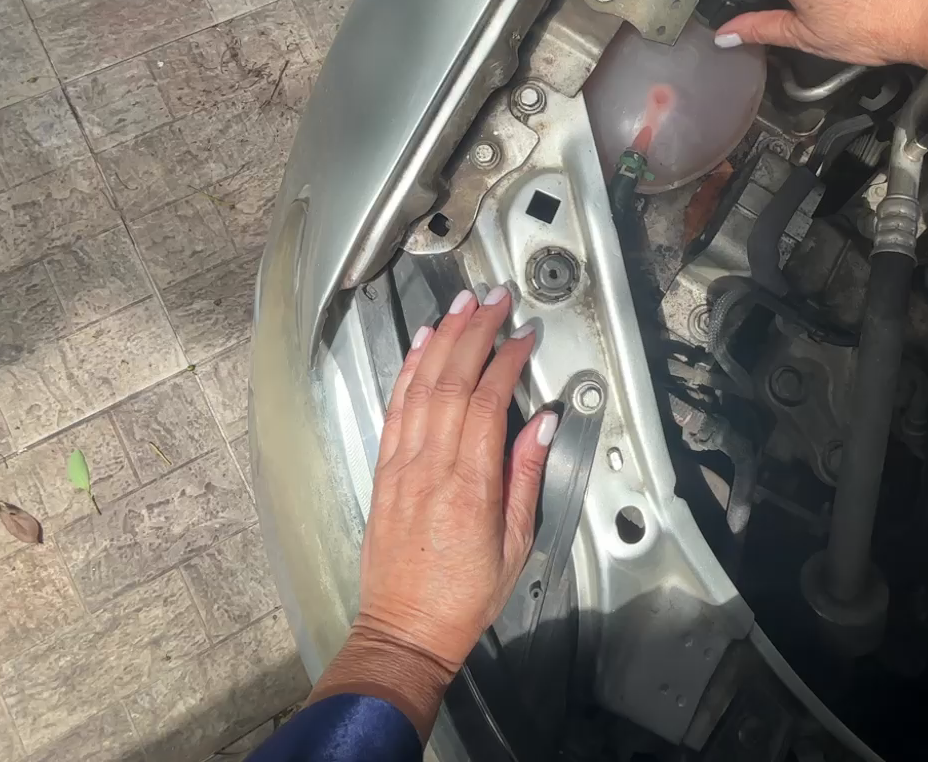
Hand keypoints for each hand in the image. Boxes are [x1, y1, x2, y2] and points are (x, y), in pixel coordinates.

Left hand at [308, 285, 556, 734]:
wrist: (403, 629)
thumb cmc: (465, 593)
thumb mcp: (516, 543)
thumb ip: (526, 476)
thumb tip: (542, 422)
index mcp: (469, 485)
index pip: (488, 402)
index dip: (507, 361)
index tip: (524, 336)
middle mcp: (430, 466)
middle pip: (452, 380)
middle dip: (475, 332)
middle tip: (494, 298)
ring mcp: (401, 463)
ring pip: (421, 385)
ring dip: (442, 339)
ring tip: (461, 304)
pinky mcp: (384, 467)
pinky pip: (396, 407)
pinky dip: (409, 369)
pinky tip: (421, 344)